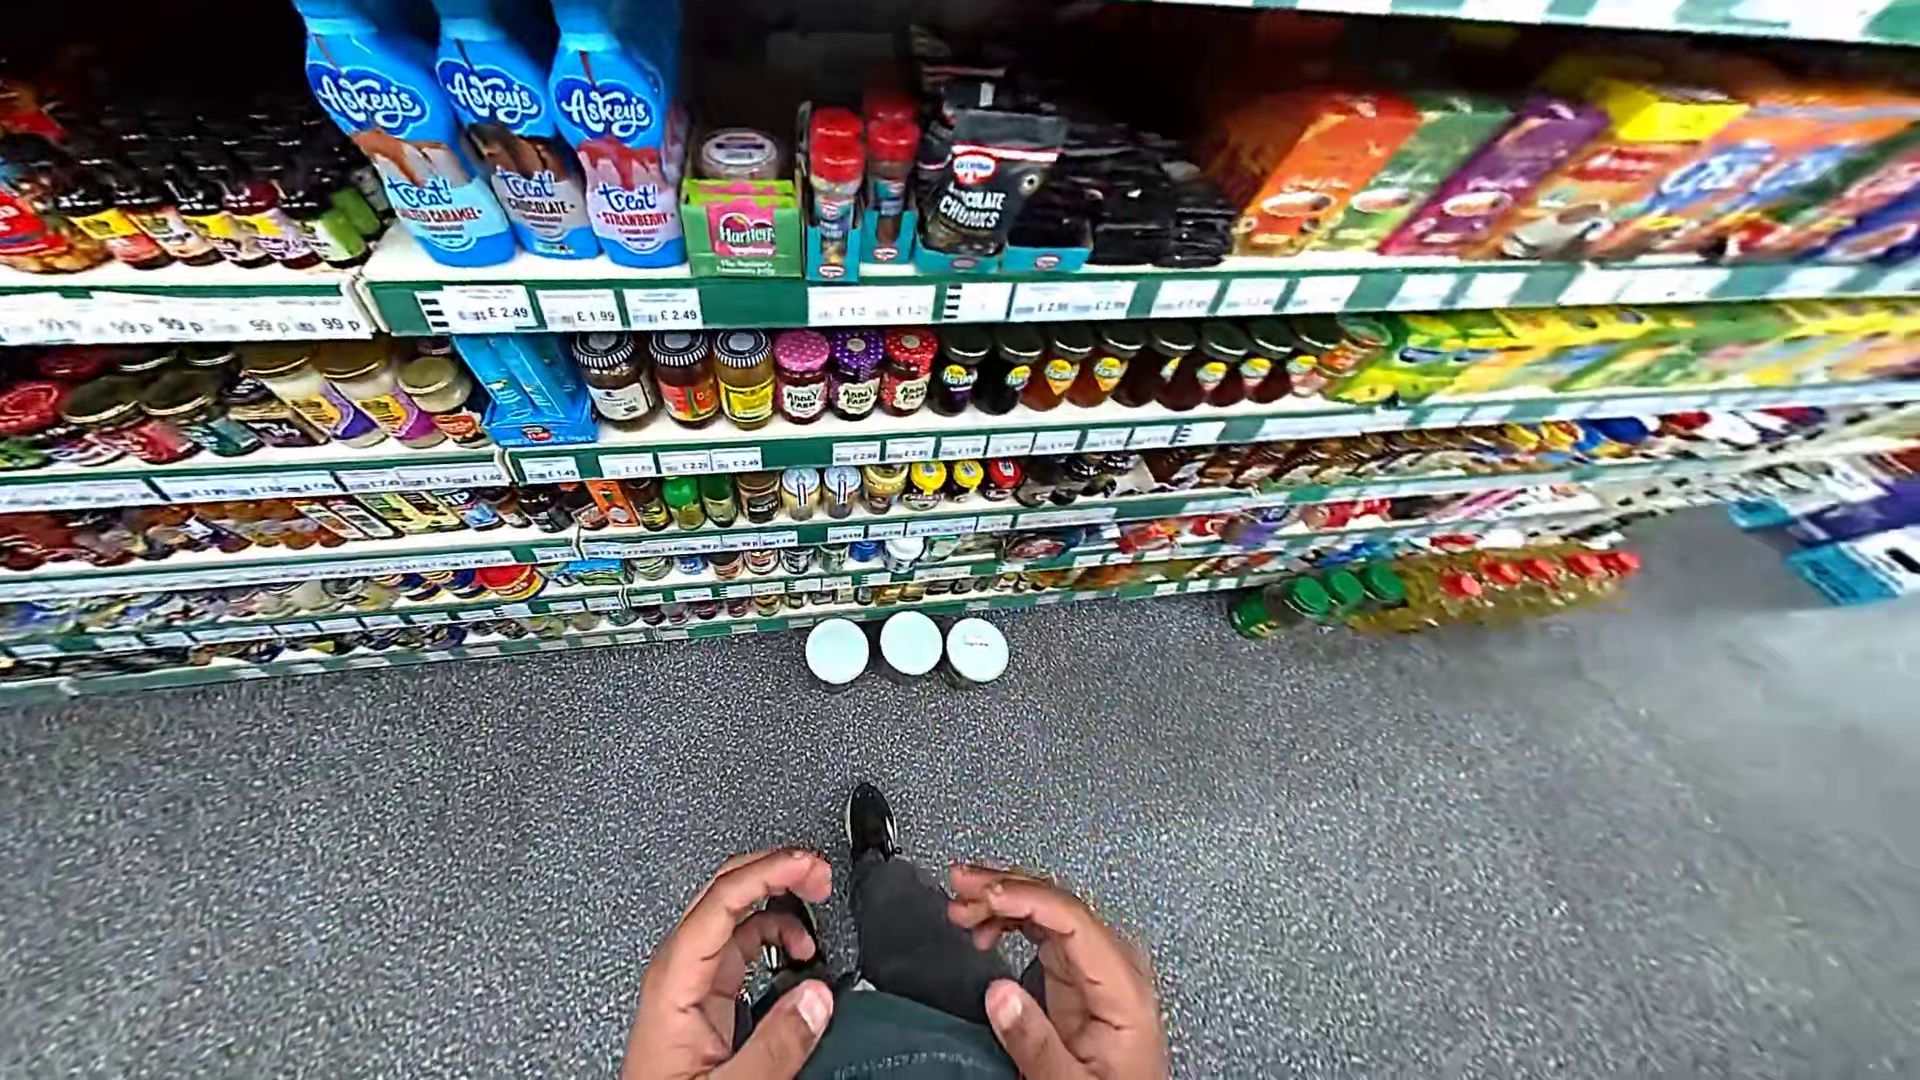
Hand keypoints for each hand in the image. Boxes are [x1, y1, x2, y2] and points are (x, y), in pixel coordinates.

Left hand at [622, 849, 836, 1079]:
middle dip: (779, 867)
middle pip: (729, 886)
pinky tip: (801, 947)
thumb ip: (773, 1047)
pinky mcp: (711, 992)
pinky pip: (749, 937)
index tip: (808, 866)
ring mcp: (696, 977)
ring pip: (741, 907)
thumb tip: (817, 996)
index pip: (722, 896)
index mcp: (674, 980)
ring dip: (782, 894)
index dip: (769, 870)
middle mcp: (682, 968)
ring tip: (817, 901)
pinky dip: (781, 929)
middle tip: (819, 872)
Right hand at [947, 864, 1168, 1079]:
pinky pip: (1039, 926)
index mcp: (1122, 985)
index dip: (1025, 896)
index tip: (986, 895)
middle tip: (961, 884)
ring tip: (961, 905)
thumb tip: (998, 992)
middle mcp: (1110, 963)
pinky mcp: (1074, 971)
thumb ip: (1036, 1043)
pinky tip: (983, 925)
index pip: (1071, 916)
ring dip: (1000, 898)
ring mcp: (1091, 963)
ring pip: (1044, 907)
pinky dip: (1008, 918)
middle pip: (1055, 902)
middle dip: (1003, 887)